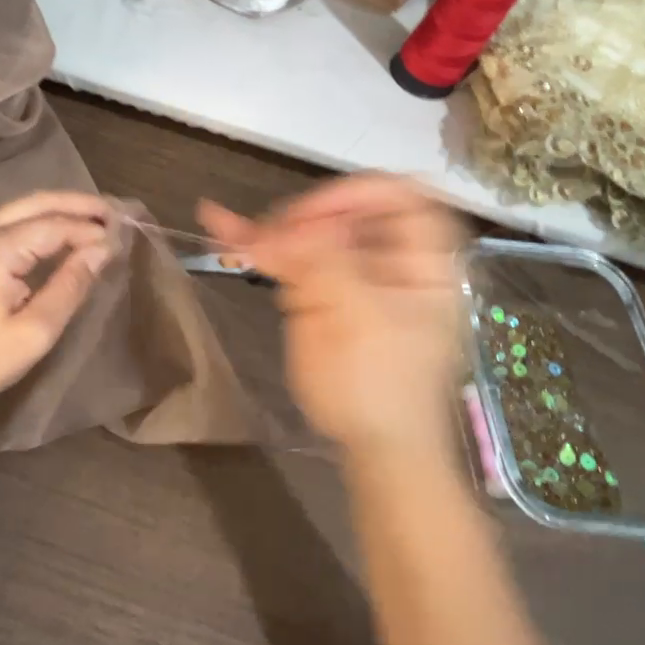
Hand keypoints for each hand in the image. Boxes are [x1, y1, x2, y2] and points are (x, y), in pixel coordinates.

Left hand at [0, 191, 115, 429]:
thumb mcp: (36, 330)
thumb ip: (70, 285)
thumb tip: (102, 250)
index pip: (52, 225)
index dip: (89, 229)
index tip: (122, 236)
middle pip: (35, 204)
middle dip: (77, 204)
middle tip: (115, 211)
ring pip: (21, 210)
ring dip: (59, 211)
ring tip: (97, 218)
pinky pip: (8, 225)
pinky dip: (39, 225)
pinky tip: (63, 234)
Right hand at [198, 175, 464, 453]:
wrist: (377, 451)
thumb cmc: (381, 389)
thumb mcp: (357, 322)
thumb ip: (324, 263)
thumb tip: (291, 223)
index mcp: (422, 264)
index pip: (403, 198)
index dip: (358, 194)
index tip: (312, 215)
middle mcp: (390, 262)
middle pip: (348, 214)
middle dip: (303, 217)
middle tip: (269, 235)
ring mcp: (354, 278)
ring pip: (312, 234)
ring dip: (271, 228)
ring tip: (228, 228)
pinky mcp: (323, 297)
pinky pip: (290, 261)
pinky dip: (258, 245)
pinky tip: (222, 226)